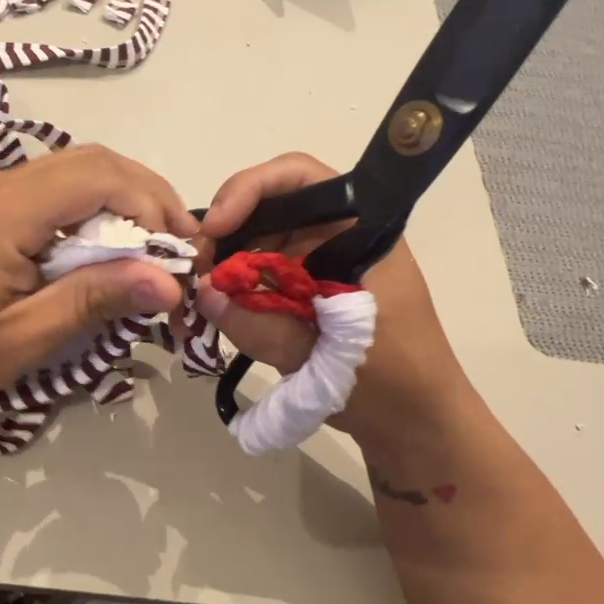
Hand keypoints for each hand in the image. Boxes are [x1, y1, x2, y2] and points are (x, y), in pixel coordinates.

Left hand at [0, 145, 197, 409]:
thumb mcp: (22, 337)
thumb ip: (93, 300)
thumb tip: (167, 282)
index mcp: (8, 213)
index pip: (100, 176)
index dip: (152, 204)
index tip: (180, 251)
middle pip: (92, 160)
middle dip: (145, 195)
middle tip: (174, 246)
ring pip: (72, 168)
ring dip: (119, 197)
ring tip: (147, 247)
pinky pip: (50, 187)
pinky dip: (89, 206)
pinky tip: (101, 247)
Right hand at [194, 152, 474, 446]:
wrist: (414, 425)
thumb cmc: (391, 383)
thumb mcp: (324, 356)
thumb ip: (262, 326)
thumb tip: (202, 294)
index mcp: (357, 232)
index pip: (299, 178)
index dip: (250, 190)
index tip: (216, 227)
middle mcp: (332, 238)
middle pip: (263, 210)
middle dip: (221, 235)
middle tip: (190, 275)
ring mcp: (314, 266)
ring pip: (252, 245)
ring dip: (219, 268)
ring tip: (190, 301)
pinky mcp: (299, 294)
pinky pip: (254, 279)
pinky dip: (228, 293)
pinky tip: (207, 315)